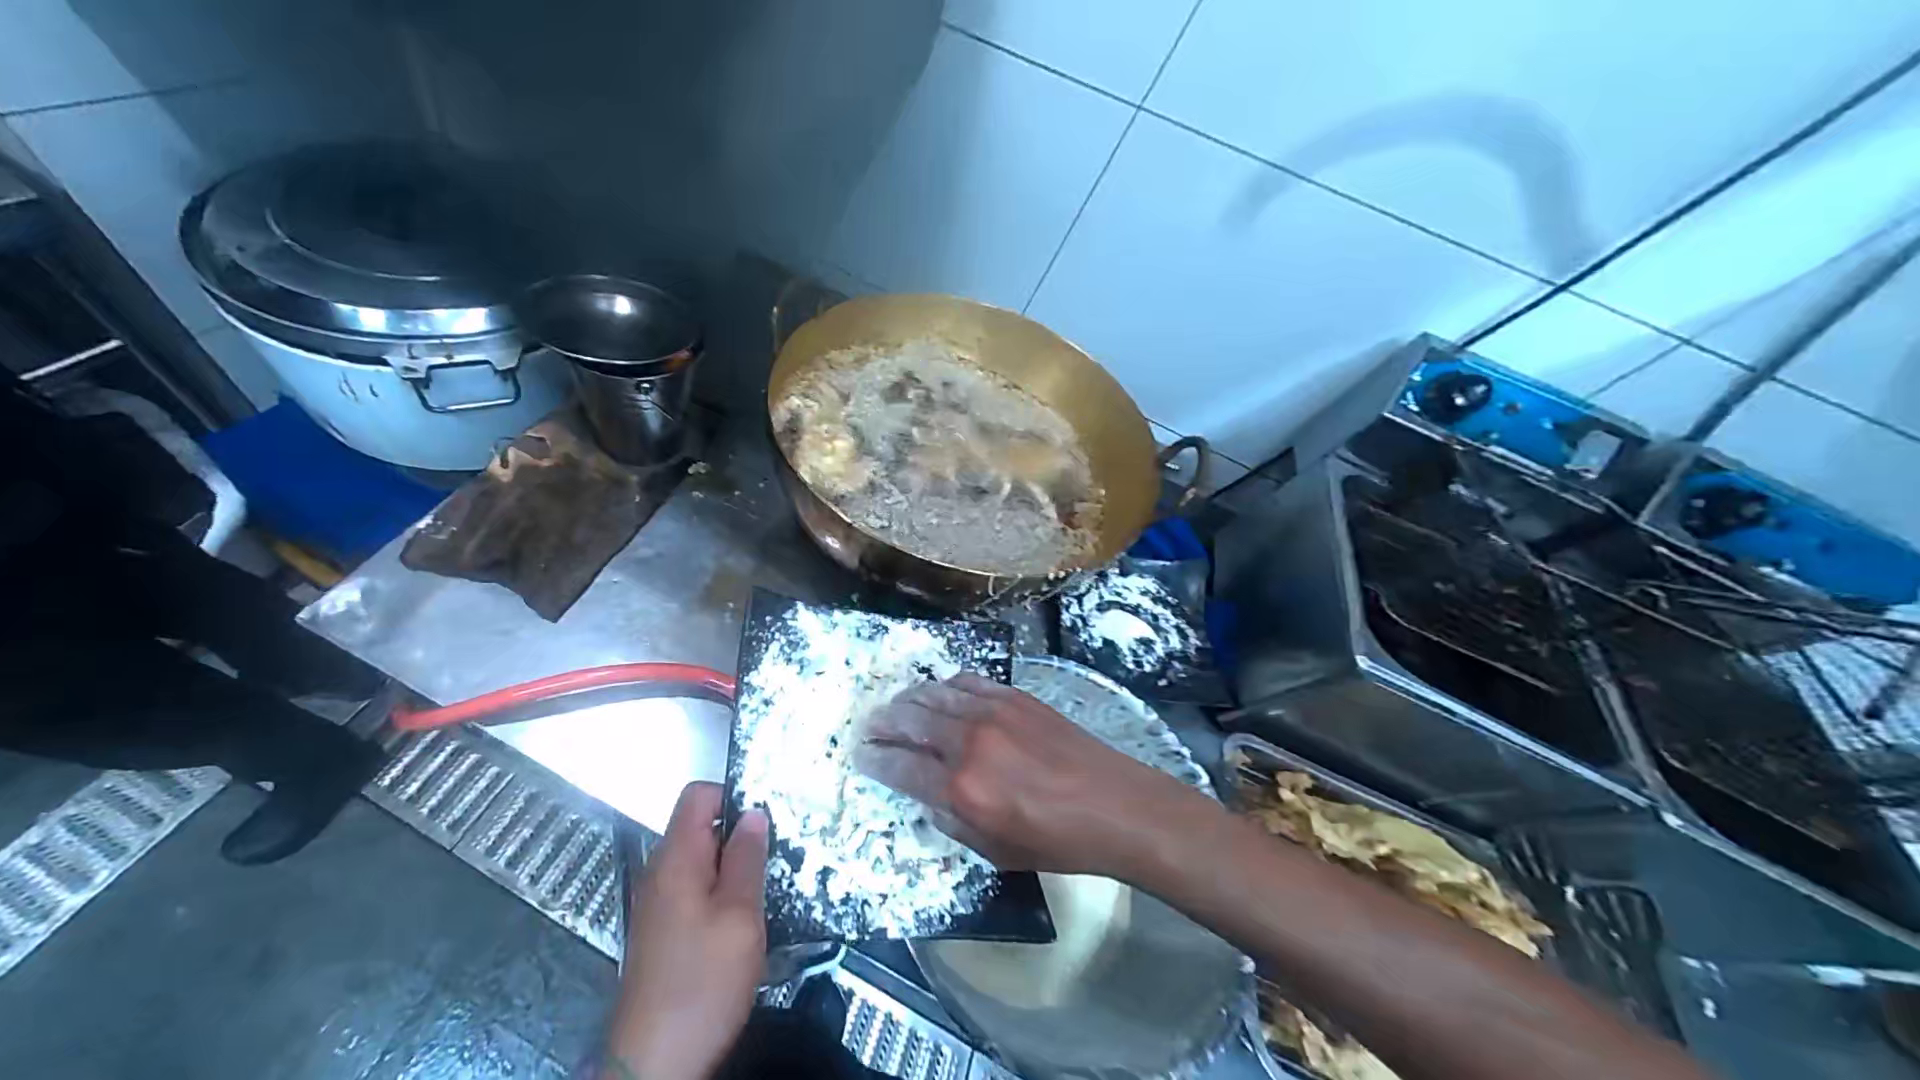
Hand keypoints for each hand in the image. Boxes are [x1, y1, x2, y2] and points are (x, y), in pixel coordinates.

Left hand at [604, 782, 767, 1079]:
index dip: (733, 795)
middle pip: (702, 828)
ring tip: (766, 892)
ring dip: (735, 869)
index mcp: (675, 860)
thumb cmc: (701, 983)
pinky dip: (723, 895)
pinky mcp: (665, 932)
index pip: (698, 795)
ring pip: (703, 862)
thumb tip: (754, 815)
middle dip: (741, 836)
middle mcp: (661, 874)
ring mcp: (659, 904)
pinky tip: (745, 923)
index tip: (766, 819)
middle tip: (775, 859)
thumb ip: (747, 860)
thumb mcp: (740, 916)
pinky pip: (697, 891)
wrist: (655, 1064)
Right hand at [853, 673, 1210, 876]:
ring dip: (908, 699)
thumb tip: (926, 793)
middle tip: (870, 726)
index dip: (873, 759)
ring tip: (897, 706)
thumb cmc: (1056, 842)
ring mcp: (994, 712)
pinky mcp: (1016, 696)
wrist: (1114, 806)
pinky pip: (968, 681)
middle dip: (882, 723)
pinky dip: (946, 686)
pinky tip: (942, 693)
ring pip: (934, 693)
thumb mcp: (993, 851)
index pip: (899, 765)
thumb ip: (950, 820)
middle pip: (909, 720)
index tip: (861, 755)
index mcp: (961, 788)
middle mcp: (969, 742)